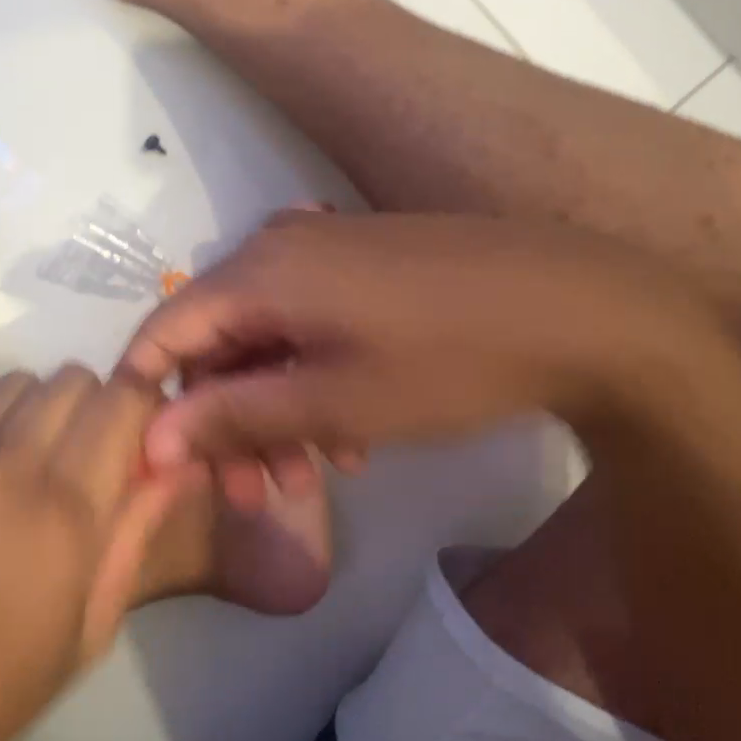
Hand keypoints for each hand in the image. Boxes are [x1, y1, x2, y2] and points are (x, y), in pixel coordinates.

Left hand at [0, 368, 184, 740]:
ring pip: (14, 381)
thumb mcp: (87, 633)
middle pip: (72, 379)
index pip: (125, 400)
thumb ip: (134, 535)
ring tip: (20, 463)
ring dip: (34, 410)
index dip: (142, 408)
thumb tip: (176, 465)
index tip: (137, 439)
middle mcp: (6, 463)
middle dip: (93, 408)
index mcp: (65, 511)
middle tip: (80, 459)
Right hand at [117, 212, 724, 481]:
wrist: (587, 308)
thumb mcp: (334, 404)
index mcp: (257, 273)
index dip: (154, 404)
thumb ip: (234, 418)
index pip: (162, 335)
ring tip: (314, 475)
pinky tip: (351, 434)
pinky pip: (308, 322)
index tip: (172, 469)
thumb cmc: (448, 361)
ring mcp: (325, 248)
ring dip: (273, 410)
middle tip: (257, 492)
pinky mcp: (364, 262)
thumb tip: (153, 439)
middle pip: (216, 341)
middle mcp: (277, 248)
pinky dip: (311, 379)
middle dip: (226, 421)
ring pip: (265, 338)